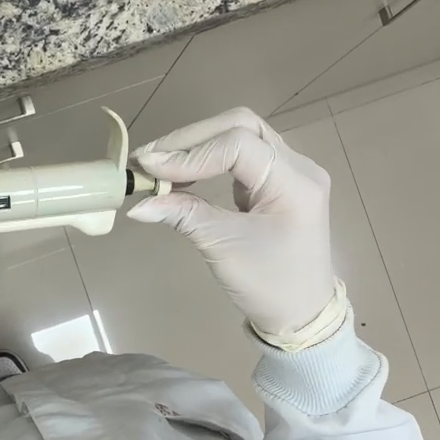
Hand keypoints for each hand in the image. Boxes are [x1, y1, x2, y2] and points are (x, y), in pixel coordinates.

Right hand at [126, 108, 338, 347]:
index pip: (237, 144)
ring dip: (197, 145)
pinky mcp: (276, 181)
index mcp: (294, 181)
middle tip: (149, 159)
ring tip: (159, 164)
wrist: (301, 313)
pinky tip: (182, 173)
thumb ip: (183, 215)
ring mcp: (290, 171)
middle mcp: (298, 165)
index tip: (149, 168)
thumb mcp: (222, 248)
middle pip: (241, 125)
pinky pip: (241, 155)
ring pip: (241, 134)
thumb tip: (138, 204)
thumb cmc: (268, 284)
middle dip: (191, 139)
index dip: (190, 153)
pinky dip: (209, 159)